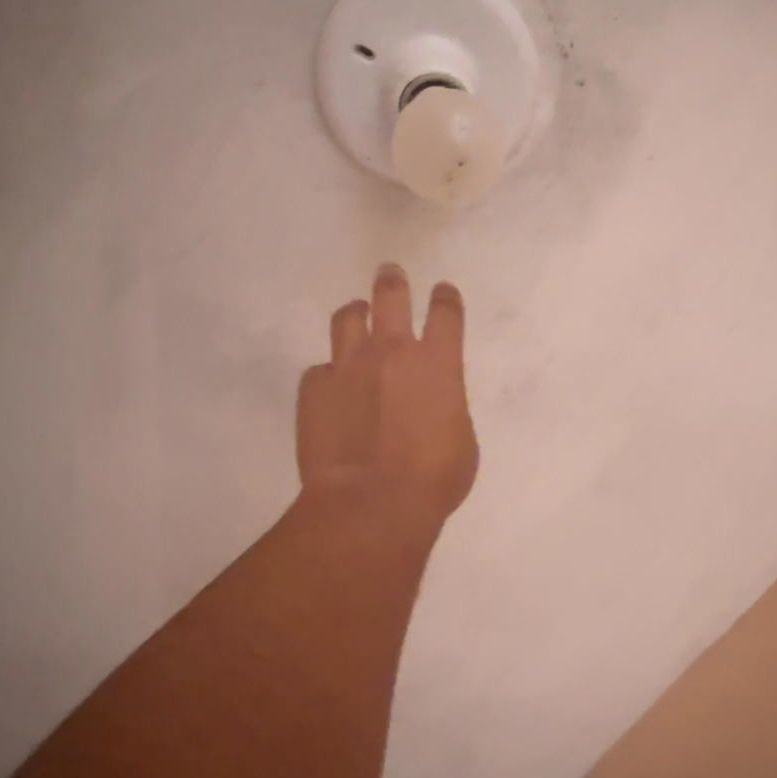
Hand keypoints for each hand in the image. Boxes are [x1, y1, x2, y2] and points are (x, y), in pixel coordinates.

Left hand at [296, 264, 478, 531]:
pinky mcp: (314, 389)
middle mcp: (392, 352)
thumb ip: (447, 409)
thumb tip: (432, 406)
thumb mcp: (462, 443)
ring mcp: (348, 366)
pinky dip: (329, 375)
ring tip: (357, 317)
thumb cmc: (433, 481)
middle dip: (392, 281)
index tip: (442, 292)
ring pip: (348, 319)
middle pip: (391, 296)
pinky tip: (332, 390)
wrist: (371, 505)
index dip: (445, 298)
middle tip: (390, 272)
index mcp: (438, 364)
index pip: (445, 313)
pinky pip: (320, 370)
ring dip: (356, 314)